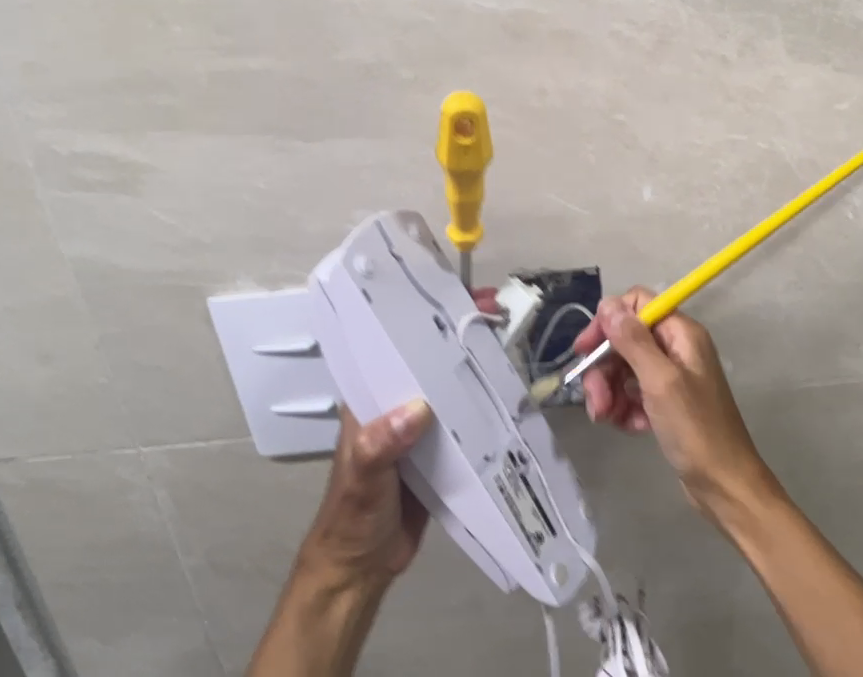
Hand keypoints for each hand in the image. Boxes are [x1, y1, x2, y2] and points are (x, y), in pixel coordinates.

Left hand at [297, 287, 496, 583]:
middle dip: (458, 334)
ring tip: (509, 338)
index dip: (420, 318)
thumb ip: (380, 446)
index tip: (452, 295)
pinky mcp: (444, 450)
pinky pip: (467, 418)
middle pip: (429, 361)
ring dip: (476, 365)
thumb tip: (417, 409)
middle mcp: (397, 407)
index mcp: (370, 403)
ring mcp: (421, 429)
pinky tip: (511, 390)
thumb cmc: (351, 518)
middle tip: (495, 309)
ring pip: (451, 386)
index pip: (393, 348)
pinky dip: (487, 403)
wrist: (364, 567)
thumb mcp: (362, 480)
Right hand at [572, 287, 780, 519]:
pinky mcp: (667, 403)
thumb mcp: (660, 381)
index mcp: (682, 333)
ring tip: (608, 419)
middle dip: (605, 369)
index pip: (638, 304)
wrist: (722, 481)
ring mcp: (673, 377)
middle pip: (626, 340)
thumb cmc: (695, 428)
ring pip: (625, 370)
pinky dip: (626, 409)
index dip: (608, 323)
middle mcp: (677, 348)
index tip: (585, 351)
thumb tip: (608, 304)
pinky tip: (631, 428)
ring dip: (610, 393)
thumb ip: (634, 341)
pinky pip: (634, 395)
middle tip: (595, 402)